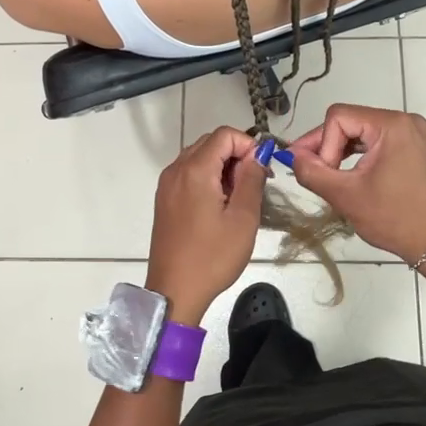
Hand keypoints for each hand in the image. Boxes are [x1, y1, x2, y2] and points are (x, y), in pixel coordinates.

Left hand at [146, 127, 266, 323]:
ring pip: (198, 158)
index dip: (248, 145)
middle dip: (236, 155)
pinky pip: (188, 174)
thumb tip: (257, 155)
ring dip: (222, 167)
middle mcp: (176, 170)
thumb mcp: (243, 219)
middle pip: (210, 143)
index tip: (262, 171)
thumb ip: (251, 179)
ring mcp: (166, 185)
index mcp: (194, 170)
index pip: (224, 135)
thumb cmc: (212, 257)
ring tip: (239, 197)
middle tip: (254, 184)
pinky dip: (207, 178)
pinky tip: (219, 205)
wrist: (174, 291)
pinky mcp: (164, 200)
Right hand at [290, 105, 425, 264]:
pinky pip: (373, 140)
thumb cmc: (393, 218)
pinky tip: (345, 173)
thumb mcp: (345, 195)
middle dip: (327, 146)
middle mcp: (404, 121)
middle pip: (348, 121)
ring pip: (359, 131)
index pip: (338, 118)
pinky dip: (356, 155)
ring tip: (326, 176)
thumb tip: (292, 156)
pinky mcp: (411, 146)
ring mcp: (410, 133)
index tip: (320, 173)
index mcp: (392, 125)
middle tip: (310, 172)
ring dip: (339, 151)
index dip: (321, 143)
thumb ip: (312, 172)